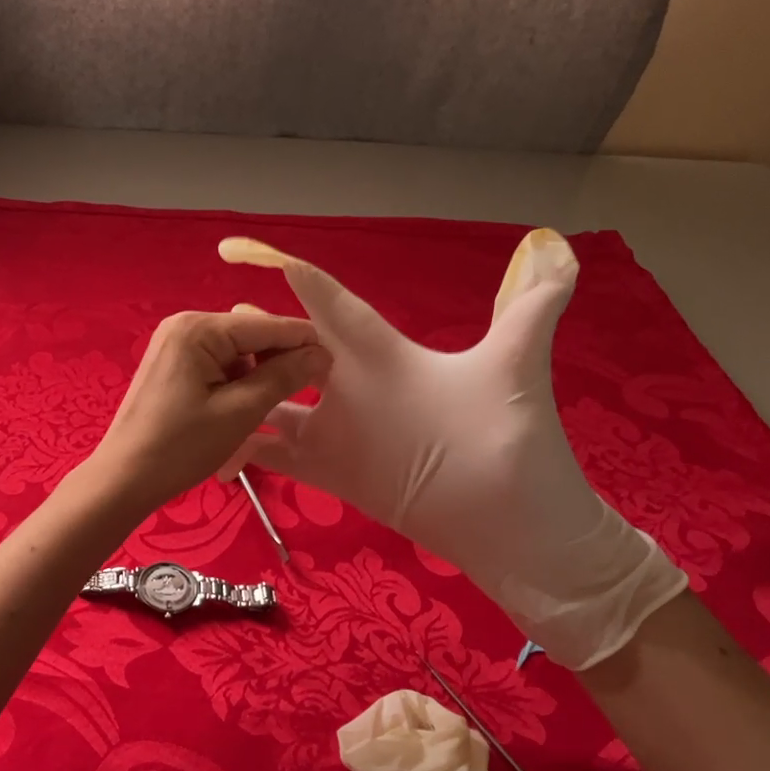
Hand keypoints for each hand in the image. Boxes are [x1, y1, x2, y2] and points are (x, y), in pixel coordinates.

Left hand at [84, 311, 330, 514]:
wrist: (124, 478)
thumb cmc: (181, 446)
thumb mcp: (240, 412)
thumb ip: (283, 376)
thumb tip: (321, 353)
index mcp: (198, 328)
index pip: (267, 325)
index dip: (305, 345)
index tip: (336, 370)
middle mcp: (184, 324)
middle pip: (251, 333)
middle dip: (279, 360)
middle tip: (303, 393)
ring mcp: (173, 344)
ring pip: (237, 350)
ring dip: (258, 374)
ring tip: (268, 407)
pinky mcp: (170, 365)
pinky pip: (217, 363)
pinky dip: (236, 381)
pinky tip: (242, 407)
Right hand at [219, 232, 685, 669]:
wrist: (515, 525)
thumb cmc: (508, 439)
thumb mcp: (515, 364)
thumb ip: (533, 305)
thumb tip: (564, 245)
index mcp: (381, 354)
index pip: (327, 302)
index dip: (289, 273)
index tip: (244, 249)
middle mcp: (351, 386)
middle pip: (289, 350)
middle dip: (256, 333)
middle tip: (220, 320)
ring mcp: (337, 430)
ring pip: (273, 399)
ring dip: (241, 386)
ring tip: (205, 372)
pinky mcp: (329, 472)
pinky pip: (274, 457)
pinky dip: (242, 450)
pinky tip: (210, 440)